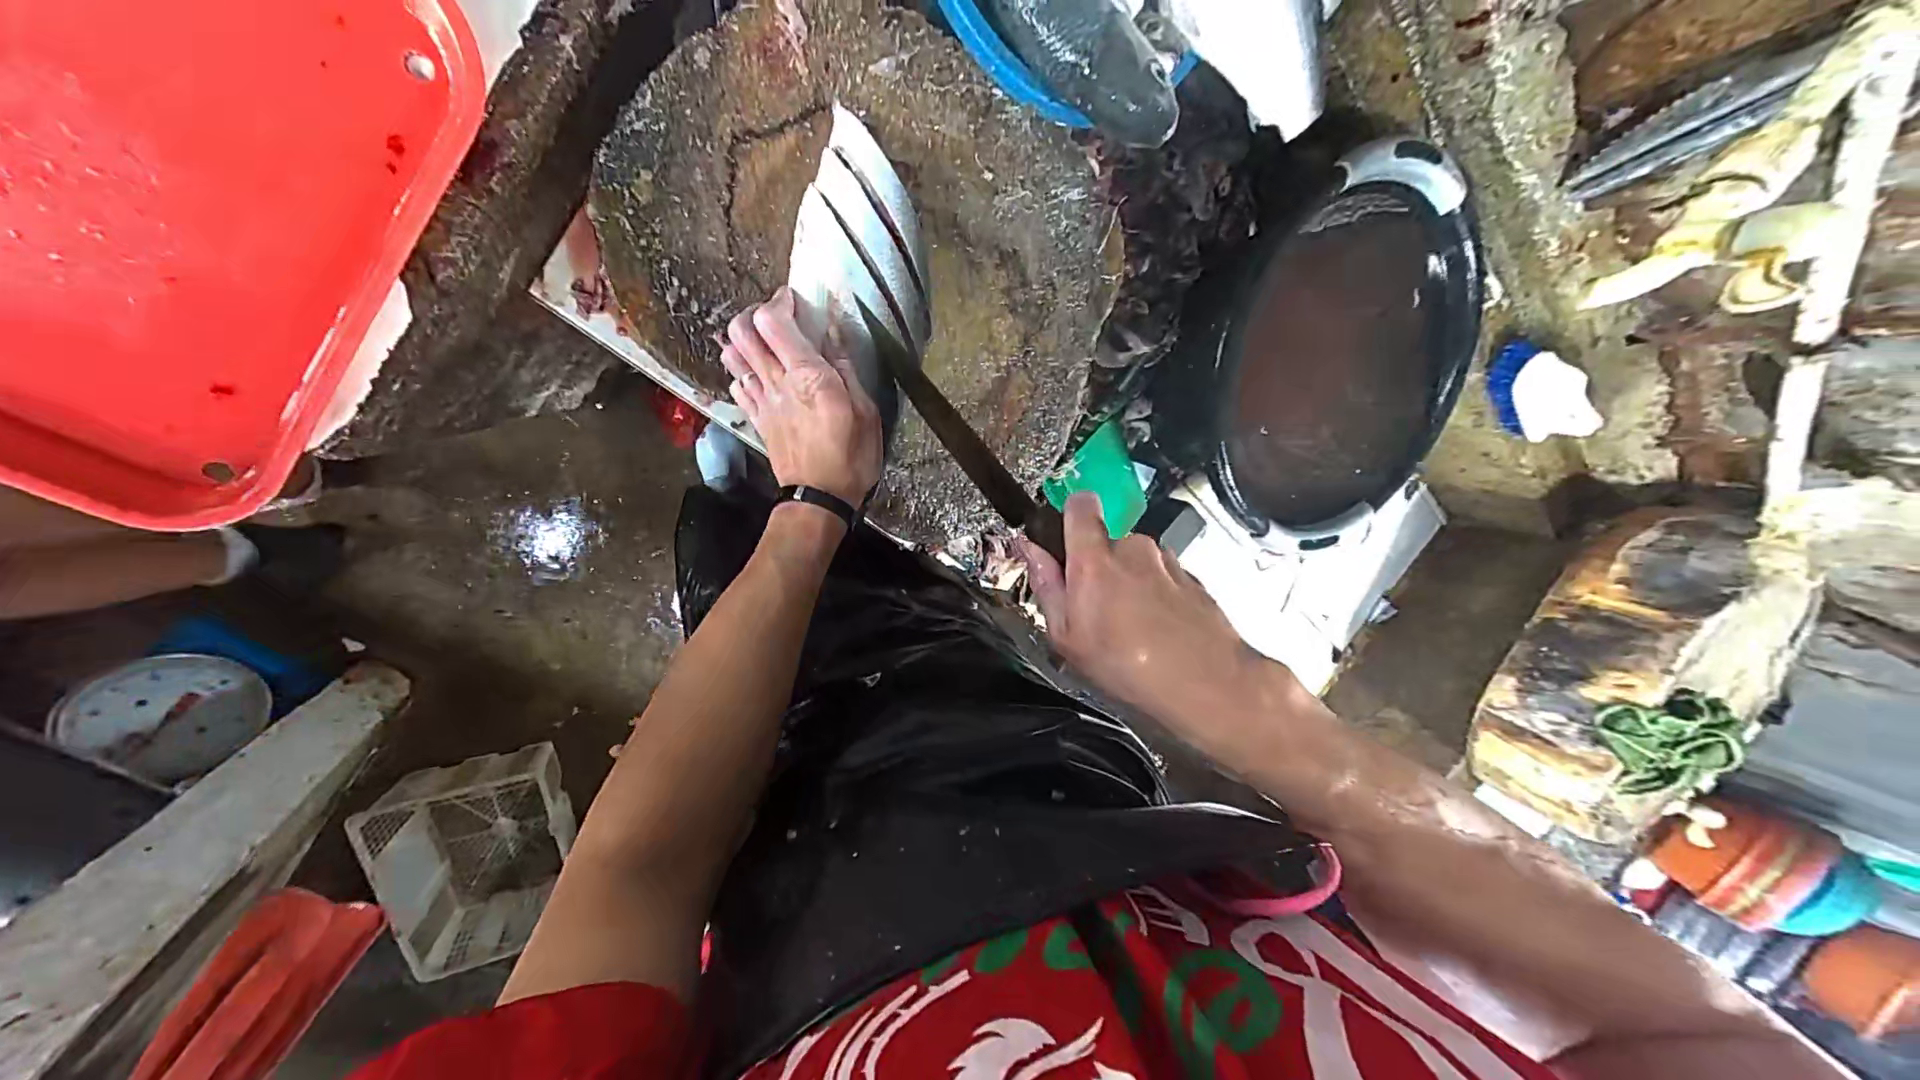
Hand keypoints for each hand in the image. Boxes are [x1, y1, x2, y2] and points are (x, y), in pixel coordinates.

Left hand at [720, 289, 883, 505]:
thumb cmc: (850, 457)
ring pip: (732, 355)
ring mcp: (761, 401)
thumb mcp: (865, 411)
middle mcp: (777, 383)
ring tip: (765, 341)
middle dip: (755, 313)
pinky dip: (742, 370)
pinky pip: (737, 384)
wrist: (818, 499)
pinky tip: (759, 374)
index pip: (773, 322)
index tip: (796, 300)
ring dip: (743, 340)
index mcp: (807, 376)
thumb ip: (846, 367)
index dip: (779, 302)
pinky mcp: (756, 419)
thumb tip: (833, 332)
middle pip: (741, 331)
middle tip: (778, 316)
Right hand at [1021, 492, 1265, 730]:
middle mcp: (1133, 548)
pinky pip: (1161, 576)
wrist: (1207, 683)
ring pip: (1135, 561)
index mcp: (1095, 559)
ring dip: (1129, 582)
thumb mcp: (1067, 636)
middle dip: (1099, 566)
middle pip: (1107, 541)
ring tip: (1130, 627)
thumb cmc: (1127, 666)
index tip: (1066, 539)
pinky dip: (1155, 595)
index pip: (1081, 504)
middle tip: (1096, 609)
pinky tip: (1157, 630)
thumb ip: (1047, 584)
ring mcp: (1167, 560)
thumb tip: (1030, 549)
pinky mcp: (1192, 576)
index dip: (1071, 514)